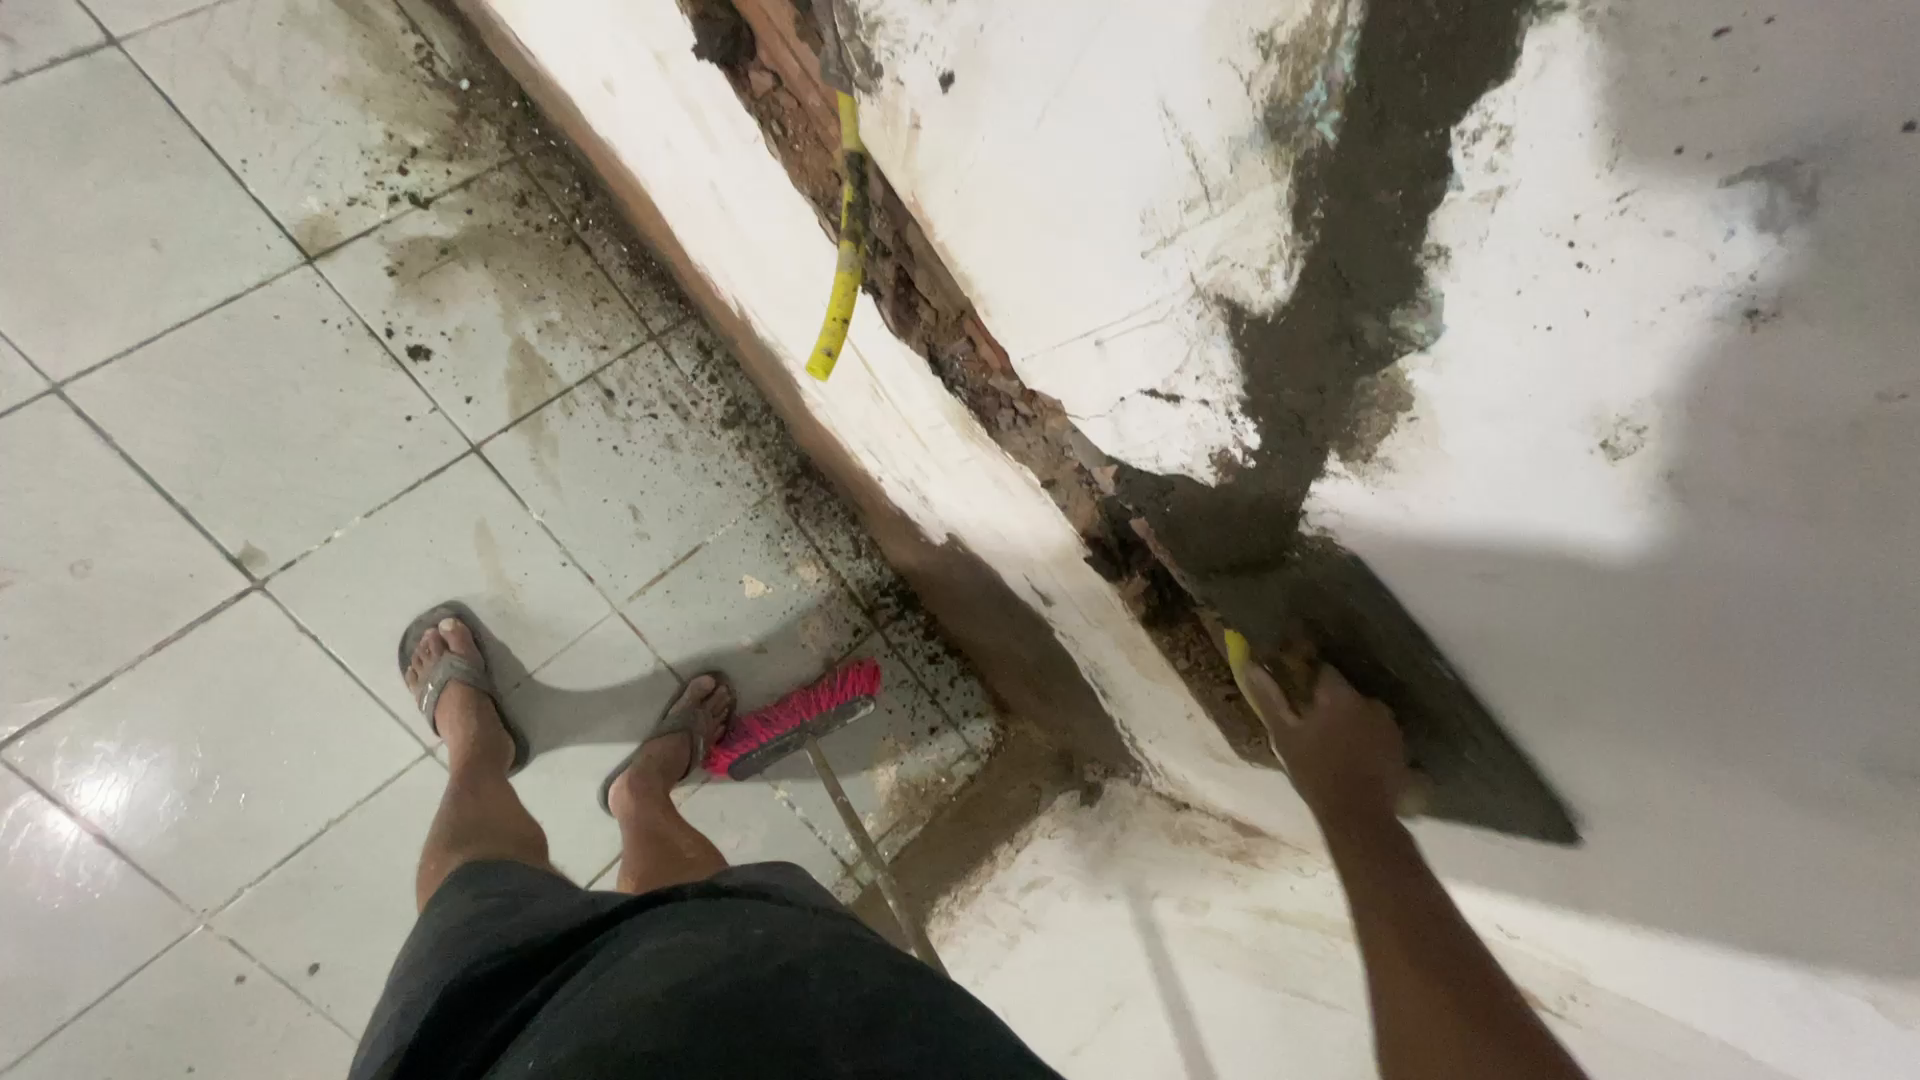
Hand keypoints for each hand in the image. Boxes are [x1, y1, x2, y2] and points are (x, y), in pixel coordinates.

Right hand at [1239, 656, 1410, 824]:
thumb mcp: (1284, 735)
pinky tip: (1353, 757)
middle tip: (1312, 724)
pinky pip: (1376, 733)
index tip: (1296, 693)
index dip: (1308, 680)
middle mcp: (1370, 702)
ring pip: (1362, 713)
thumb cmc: (1315, 771)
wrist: (1358, 815)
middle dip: (1329, 703)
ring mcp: (1390, 726)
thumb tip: (1251, 666)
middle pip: (1344, 693)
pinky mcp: (1401, 748)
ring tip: (1333, 743)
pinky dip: (1365, 739)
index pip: (1323, 671)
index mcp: (1339, 695)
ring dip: (1349, 721)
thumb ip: (1269, 699)